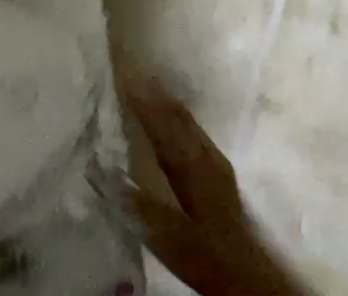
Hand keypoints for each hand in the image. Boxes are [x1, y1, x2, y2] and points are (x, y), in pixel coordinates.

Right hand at [122, 76, 303, 295]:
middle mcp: (205, 158)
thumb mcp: (164, 234)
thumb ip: (133, 201)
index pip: (161, 126)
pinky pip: (199, 135)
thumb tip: (96, 166)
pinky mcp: (224, 177)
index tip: (124, 76)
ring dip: (172, 105)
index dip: (143, 102)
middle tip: (139, 72)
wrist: (251, 276)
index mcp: (189, 166)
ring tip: (157, 87)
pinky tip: (184, 123)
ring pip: (192, 125)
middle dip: (159, 95)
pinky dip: (185, 120)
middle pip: (180, 119)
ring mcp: (218, 166)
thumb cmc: (205, 256)